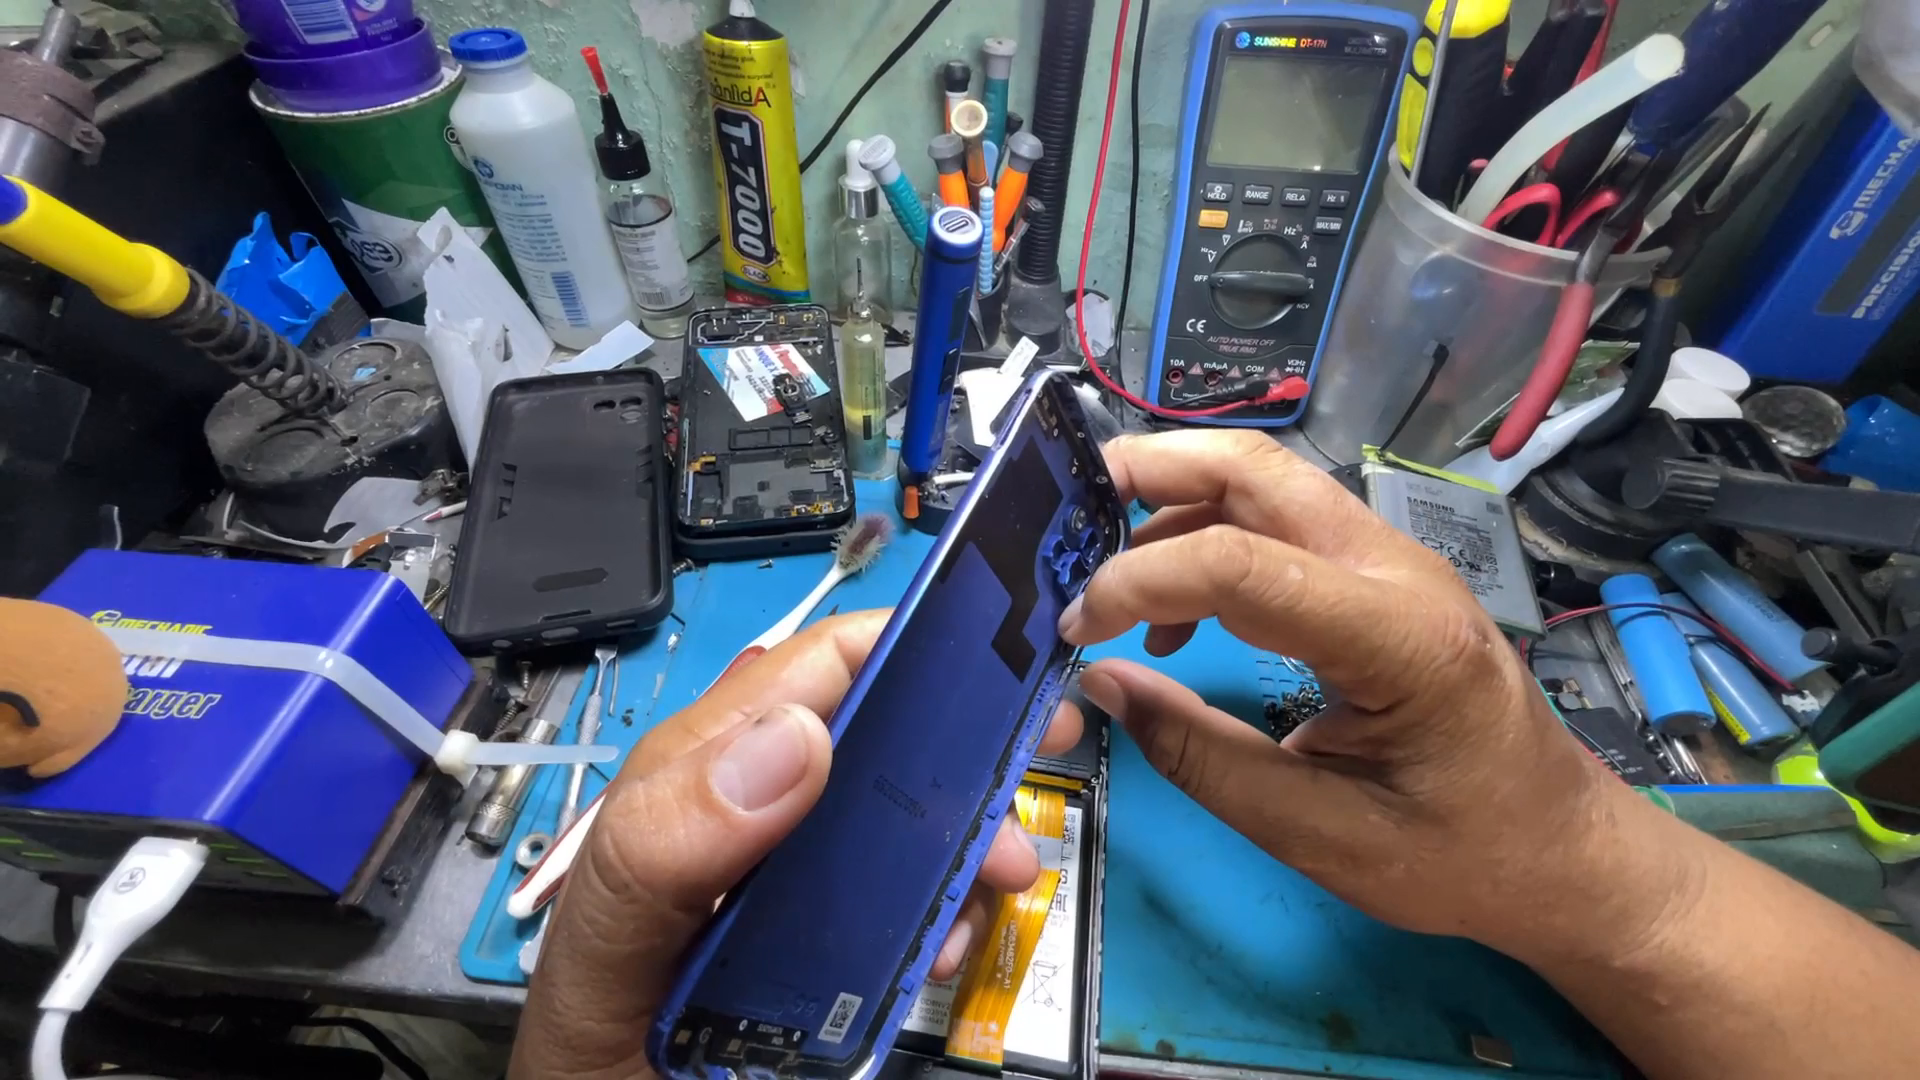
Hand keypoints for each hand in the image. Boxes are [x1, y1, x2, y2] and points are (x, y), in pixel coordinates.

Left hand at [510, 610, 1083, 1079]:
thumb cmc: (601, 1042)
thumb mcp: (607, 951)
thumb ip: (666, 843)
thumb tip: (800, 737)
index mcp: (707, 768)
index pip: (820, 665)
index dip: (908, 645)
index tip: (993, 664)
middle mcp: (763, 796)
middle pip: (883, 729)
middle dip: (964, 738)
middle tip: (1038, 747)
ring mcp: (803, 856)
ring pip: (909, 806)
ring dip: (969, 828)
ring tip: (1001, 872)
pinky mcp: (830, 914)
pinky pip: (910, 883)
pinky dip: (948, 900)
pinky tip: (945, 939)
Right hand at [1059, 431, 1669, 957]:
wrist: (1566, 850)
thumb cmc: (1461, 855)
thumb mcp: (1319, 833)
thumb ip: (1198, 756)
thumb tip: (1100, 685)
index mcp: (1397, 636)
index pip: (1240, 562)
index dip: (1139, 582)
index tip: (1078, 627)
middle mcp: (1392, 567)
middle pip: (1252, 468)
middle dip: (1147, 472)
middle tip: (1071, 512)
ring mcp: (1384, 557)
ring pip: (1256, 479)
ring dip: (1167, 504)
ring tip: (1109, 577)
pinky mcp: (1367, 571)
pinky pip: (1266, 523)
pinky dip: (1199, 543)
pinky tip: (1173, 620)